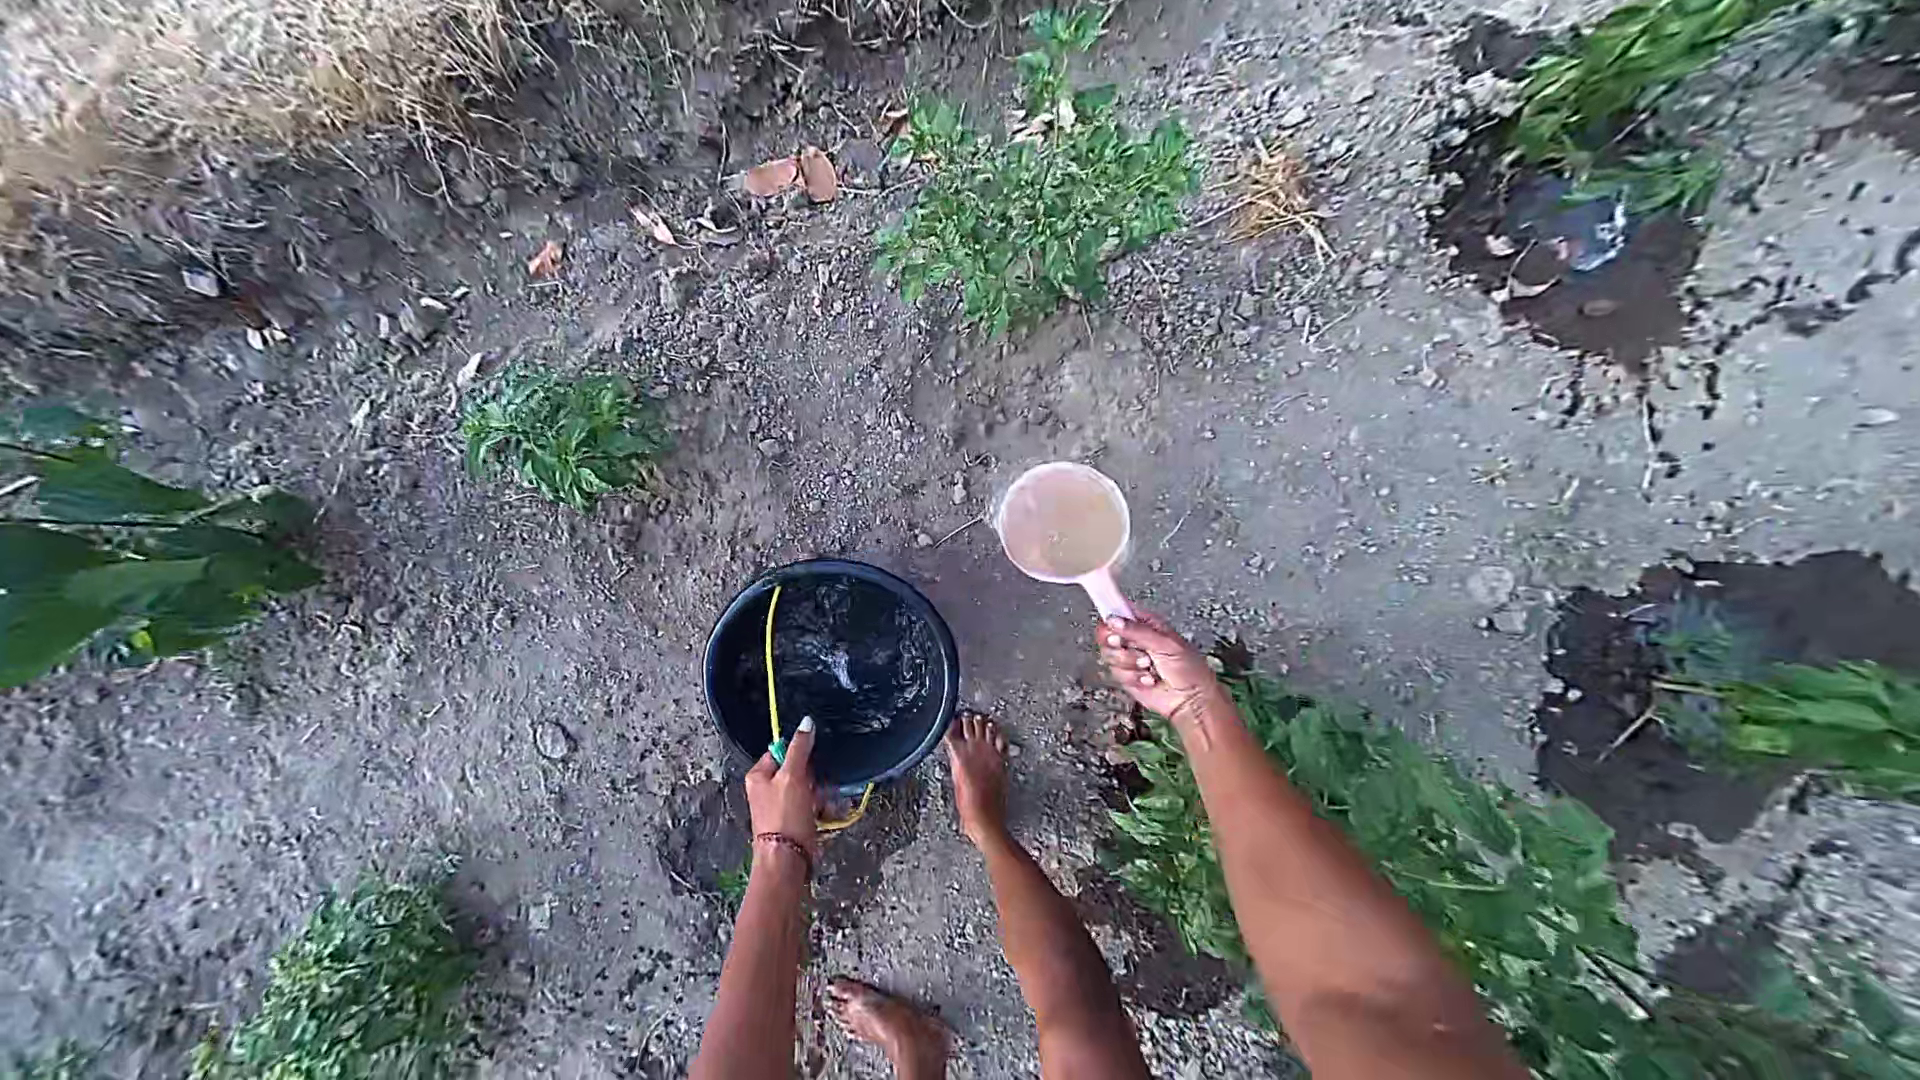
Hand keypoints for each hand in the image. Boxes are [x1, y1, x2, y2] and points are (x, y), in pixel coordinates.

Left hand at [746, 717, 818, 860]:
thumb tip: (806, 722)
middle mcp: (768, 789)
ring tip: (826, 803)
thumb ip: (800, 747)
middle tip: (819, 786)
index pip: (782, 750)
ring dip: (823, 792)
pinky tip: (829, 812)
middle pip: (800, 769)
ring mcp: (783, 805)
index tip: (809, 763)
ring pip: (811, 786)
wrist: (787, 861)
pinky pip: (814, 804)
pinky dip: (824, 806)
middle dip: (816, 777)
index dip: (799, 754)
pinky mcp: (797, 819)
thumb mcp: (792, 776)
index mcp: (759, 776)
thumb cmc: (784, 817)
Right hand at [1096, 613, 1230, 727]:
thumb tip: (1115, 621)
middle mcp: (1134, 639)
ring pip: (1109, 655)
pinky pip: (1116, 673)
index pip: (1118, 612)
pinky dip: (1134, 677)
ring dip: (1130, 663)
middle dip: (1120, 645)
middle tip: (1134, 648)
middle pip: (1106, 634)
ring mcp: (1128, 658)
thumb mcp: (1167, 644)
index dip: (1111, 618)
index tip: (1113, 627)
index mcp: (1145, 624)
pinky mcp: (1126, 676)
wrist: (1191, 700)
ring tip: (1149, 666)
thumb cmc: (1189, 669)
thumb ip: (1138, 631)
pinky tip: (1149, 678)